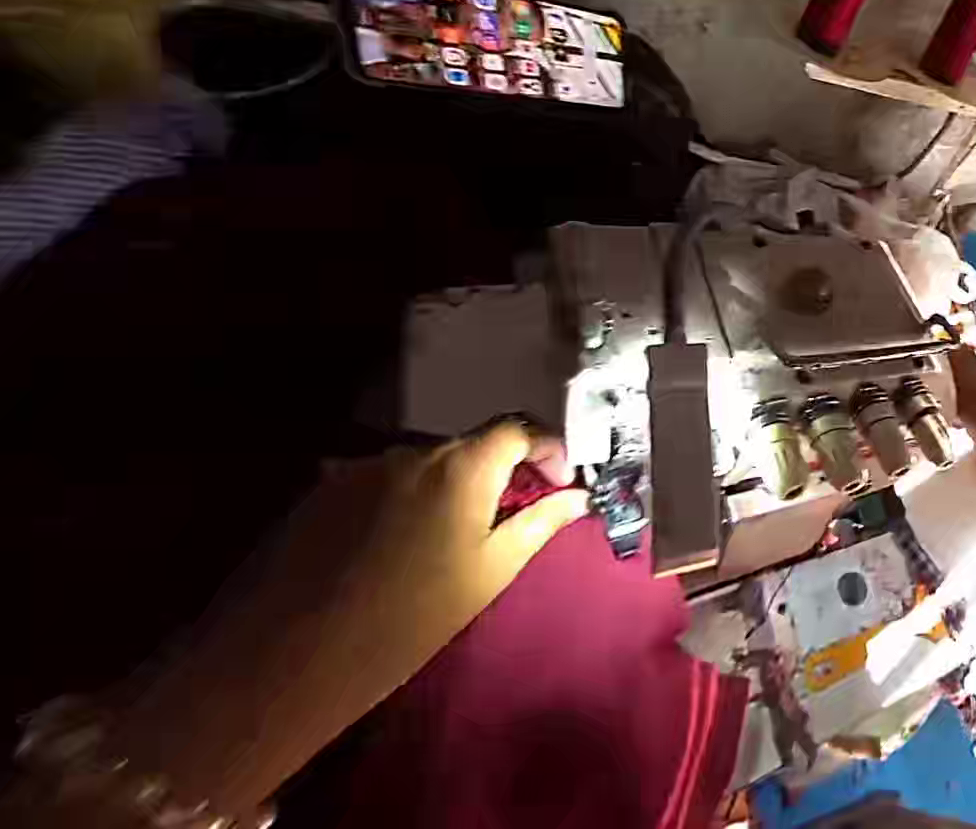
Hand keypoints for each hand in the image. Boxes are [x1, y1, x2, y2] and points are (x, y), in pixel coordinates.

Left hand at [107, 421, 586, 813]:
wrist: (274, 670)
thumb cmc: (407, 618)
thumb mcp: (491, 571)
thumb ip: (541, 521)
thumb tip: (580, 496)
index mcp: (461, 466)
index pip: (521, 427)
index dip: (550, 447)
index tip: (560, 481)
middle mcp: (412, 453)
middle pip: (475, 443)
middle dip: (505, 468)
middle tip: (515, 510)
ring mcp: (360, 469)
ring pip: (431, 462)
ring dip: (457, 483)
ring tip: (455, 531)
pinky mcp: (322, 493)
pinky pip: (387, 479)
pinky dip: (413, 495)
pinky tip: (403, 540)